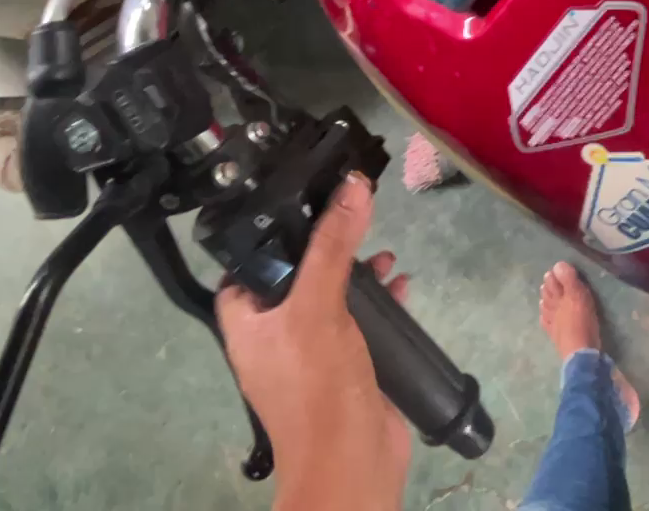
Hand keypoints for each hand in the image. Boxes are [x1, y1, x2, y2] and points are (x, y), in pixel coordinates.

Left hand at [216, 175, 411, 510]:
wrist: (352, 464)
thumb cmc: (317, 385)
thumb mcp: (319, 307)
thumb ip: (334, 246)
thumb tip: (354, 184)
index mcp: (249, 323)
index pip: (247, 264)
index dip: (270, 232)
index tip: (302, 199)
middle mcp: (275, 334)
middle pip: (298, 273)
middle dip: (328, 246)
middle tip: (354, 218)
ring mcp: (313, 351)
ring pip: (333, 294)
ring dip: (358, 270)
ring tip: (384, 253)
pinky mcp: (347, 363)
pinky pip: (360, 318)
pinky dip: (378, 297)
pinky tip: (401, 284)